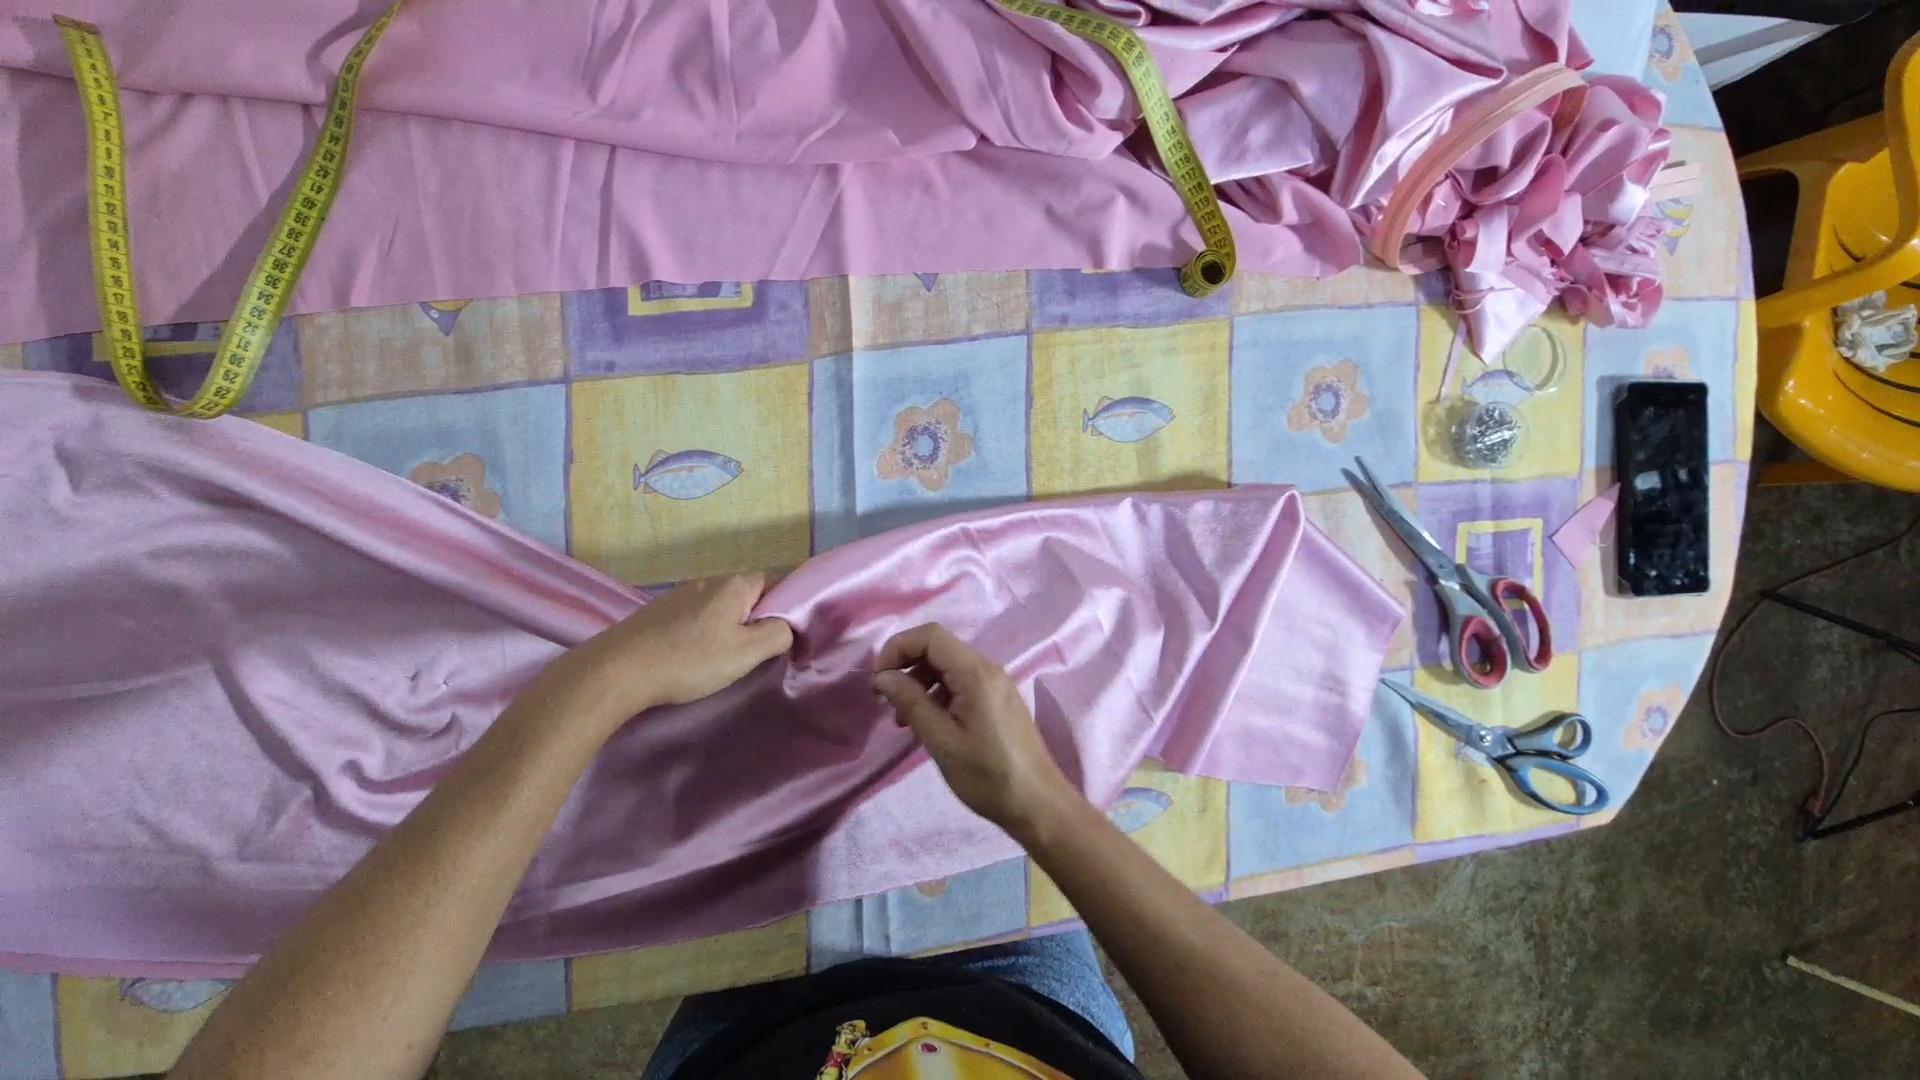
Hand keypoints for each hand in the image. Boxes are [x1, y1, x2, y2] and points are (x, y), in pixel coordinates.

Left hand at [550, 572, 792, 727]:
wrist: (617, 671)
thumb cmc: (689, 660)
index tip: (789, 628)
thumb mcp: (745, 653)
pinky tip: (694, 656)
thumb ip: (777, 634)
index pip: (774, 579)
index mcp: (734, 586)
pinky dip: (702, 631)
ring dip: (728, 625)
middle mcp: (707, 581)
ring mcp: (678, 595)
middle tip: (759, 649)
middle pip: (745, 593)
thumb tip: (787, 625)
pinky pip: (694, 616)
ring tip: (726, 656)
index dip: (786, 600)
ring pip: (718, 605)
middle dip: (757, 615)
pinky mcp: (657, 613)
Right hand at [872, 623, 1078, 836]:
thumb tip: (882, 677)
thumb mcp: (942, 742)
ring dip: (920, 683)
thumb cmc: (988, 776)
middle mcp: (988, 669)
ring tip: (903, 721)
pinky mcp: (998, 701)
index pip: (930, 635)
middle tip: (885, 699)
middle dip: (906, 666)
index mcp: (976, 673)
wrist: (1038, 804)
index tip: (879, 680)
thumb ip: (911, 703)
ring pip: (948, 666)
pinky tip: (928, 725)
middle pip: (938, 648)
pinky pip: (961, 684)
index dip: (898, 648)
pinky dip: (938, 695)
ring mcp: (996, 685)